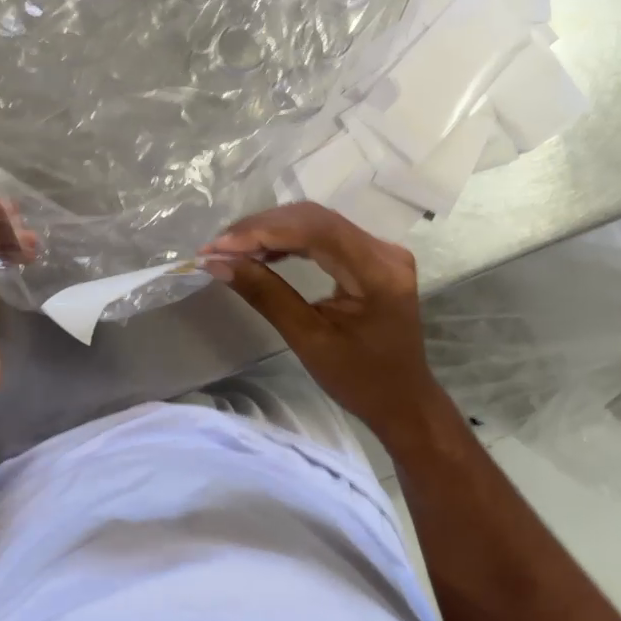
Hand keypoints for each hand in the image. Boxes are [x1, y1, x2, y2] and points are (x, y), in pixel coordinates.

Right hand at [202, 202, 448, 437]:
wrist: (403, 401)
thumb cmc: (359, 380)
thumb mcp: (307, 340)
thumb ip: (265, 295)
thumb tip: (218, 264)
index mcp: (377, 271)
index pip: (314, 230)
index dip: (261, 231)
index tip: (217, 247)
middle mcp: (383, 250)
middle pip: (314, 218)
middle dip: (260, 228)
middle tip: (217, 248)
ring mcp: (379, 251)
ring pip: (316, 222)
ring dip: (270, 231)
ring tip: (231, 250)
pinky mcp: (370, 257)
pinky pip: (323, 235)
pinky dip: (287, 240)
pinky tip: (260, 253)